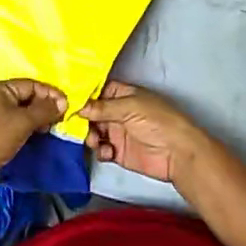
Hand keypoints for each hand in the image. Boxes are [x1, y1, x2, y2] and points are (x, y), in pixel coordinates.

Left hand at [0, 79, 67, 189]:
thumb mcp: (23, 121)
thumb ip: (44, 110)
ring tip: (51, 128)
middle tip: (61, 118)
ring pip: (22, 112)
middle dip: (45, 106)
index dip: (50, 93)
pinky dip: (28, 128)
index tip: (67, 105)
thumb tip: (63, 101)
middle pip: (26, 97)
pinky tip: (38, 135)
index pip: (31, 84)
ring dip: (38, 118)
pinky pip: (16, 124)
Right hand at [80, 81, 206, 183]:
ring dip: (89, 135)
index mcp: (122, 95)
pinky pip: (101, 149)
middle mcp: (117, 112)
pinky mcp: (118, 151)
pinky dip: (99, 150)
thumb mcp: (130, 107)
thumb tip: (78, 106)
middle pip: (91, 112)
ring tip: (95, 140)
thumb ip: (102, 107)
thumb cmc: (158, 121)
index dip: (83, 94)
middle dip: (81, 117)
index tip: (66, 98)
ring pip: (93, 131)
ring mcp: (117, 132)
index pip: (97, 91)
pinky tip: (107, 151)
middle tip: (74, 123)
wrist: (178, 154)